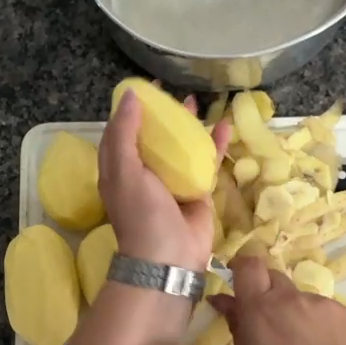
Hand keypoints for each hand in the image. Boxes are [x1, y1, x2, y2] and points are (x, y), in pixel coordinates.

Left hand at [98, 89, 229, 273]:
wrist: (168, 257)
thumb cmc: (141, 213)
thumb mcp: (124, 170)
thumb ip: (125, 133)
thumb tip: (129, 96)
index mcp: (120, 168)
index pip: (121, 131)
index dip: (130, 108)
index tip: (145, 87)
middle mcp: (144, 172)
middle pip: (153, 136)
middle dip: (162, 114)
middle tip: (174, 91)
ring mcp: (172, 181)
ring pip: (180, 146)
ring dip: (188, 125)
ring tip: (197, 100)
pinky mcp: (197, 191)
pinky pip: (206, 161)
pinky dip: (215, 144)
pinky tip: (225, 124)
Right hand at [209, 255, 345, 344]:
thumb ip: (239, 329)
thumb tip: (226, 302)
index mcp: (261, 311)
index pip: (248, 265)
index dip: (242, 268)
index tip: (238, 283)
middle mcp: (290, 299)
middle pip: (272, 277)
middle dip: (265, 293)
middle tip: (269, 324)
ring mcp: (321, 304)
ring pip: (298, 299)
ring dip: (294, 314)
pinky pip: (322, 311)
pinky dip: (318, 325)